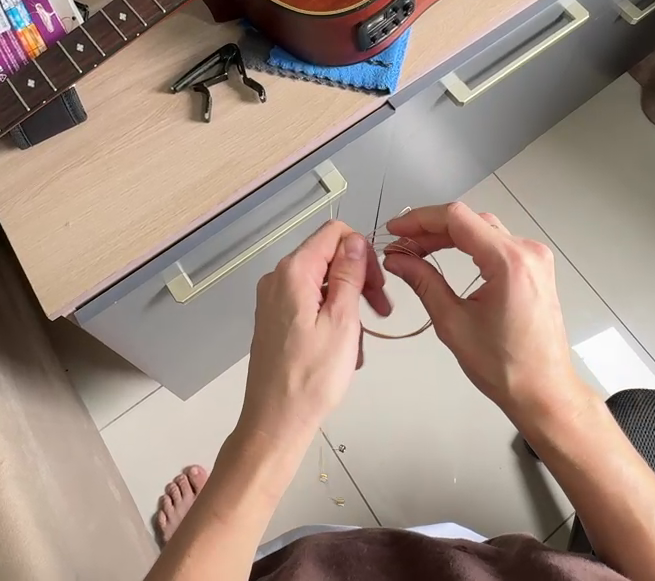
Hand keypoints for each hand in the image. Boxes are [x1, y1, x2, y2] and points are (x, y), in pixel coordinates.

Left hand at [239, 220, 390, 445]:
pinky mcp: (274, 318)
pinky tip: (343, 348)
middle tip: (381, 313)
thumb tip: (356, 240)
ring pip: (323, 282)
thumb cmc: (312, 376)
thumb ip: (349, 274)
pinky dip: (331, 317)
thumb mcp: (342, 321)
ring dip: (348, 304)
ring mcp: (274, 298)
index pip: (334, 233)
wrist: (275, 422)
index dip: (362, 252)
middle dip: (359, 279)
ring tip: (360, 342)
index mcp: (294, 271)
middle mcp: (278, 277)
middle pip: (329, 256)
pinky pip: (310, 302)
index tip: (377, 285)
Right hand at [383, 203, 584, 429]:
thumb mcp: (453, 323)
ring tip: (417, 250)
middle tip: (401, 246)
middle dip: (430, 229)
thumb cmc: (502, 366)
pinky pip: (497, 241)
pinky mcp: (536, 267)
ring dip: (448, 235)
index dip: (420, 219)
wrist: (545, 392)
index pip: (456, 218)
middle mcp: (527, 250)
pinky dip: (469, 243)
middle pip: (469, 220)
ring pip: (483, 228)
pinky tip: (446, 254)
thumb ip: (423, 282)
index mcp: (508, 261)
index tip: (394, 231)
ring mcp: (535, 257)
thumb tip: (396, 258)